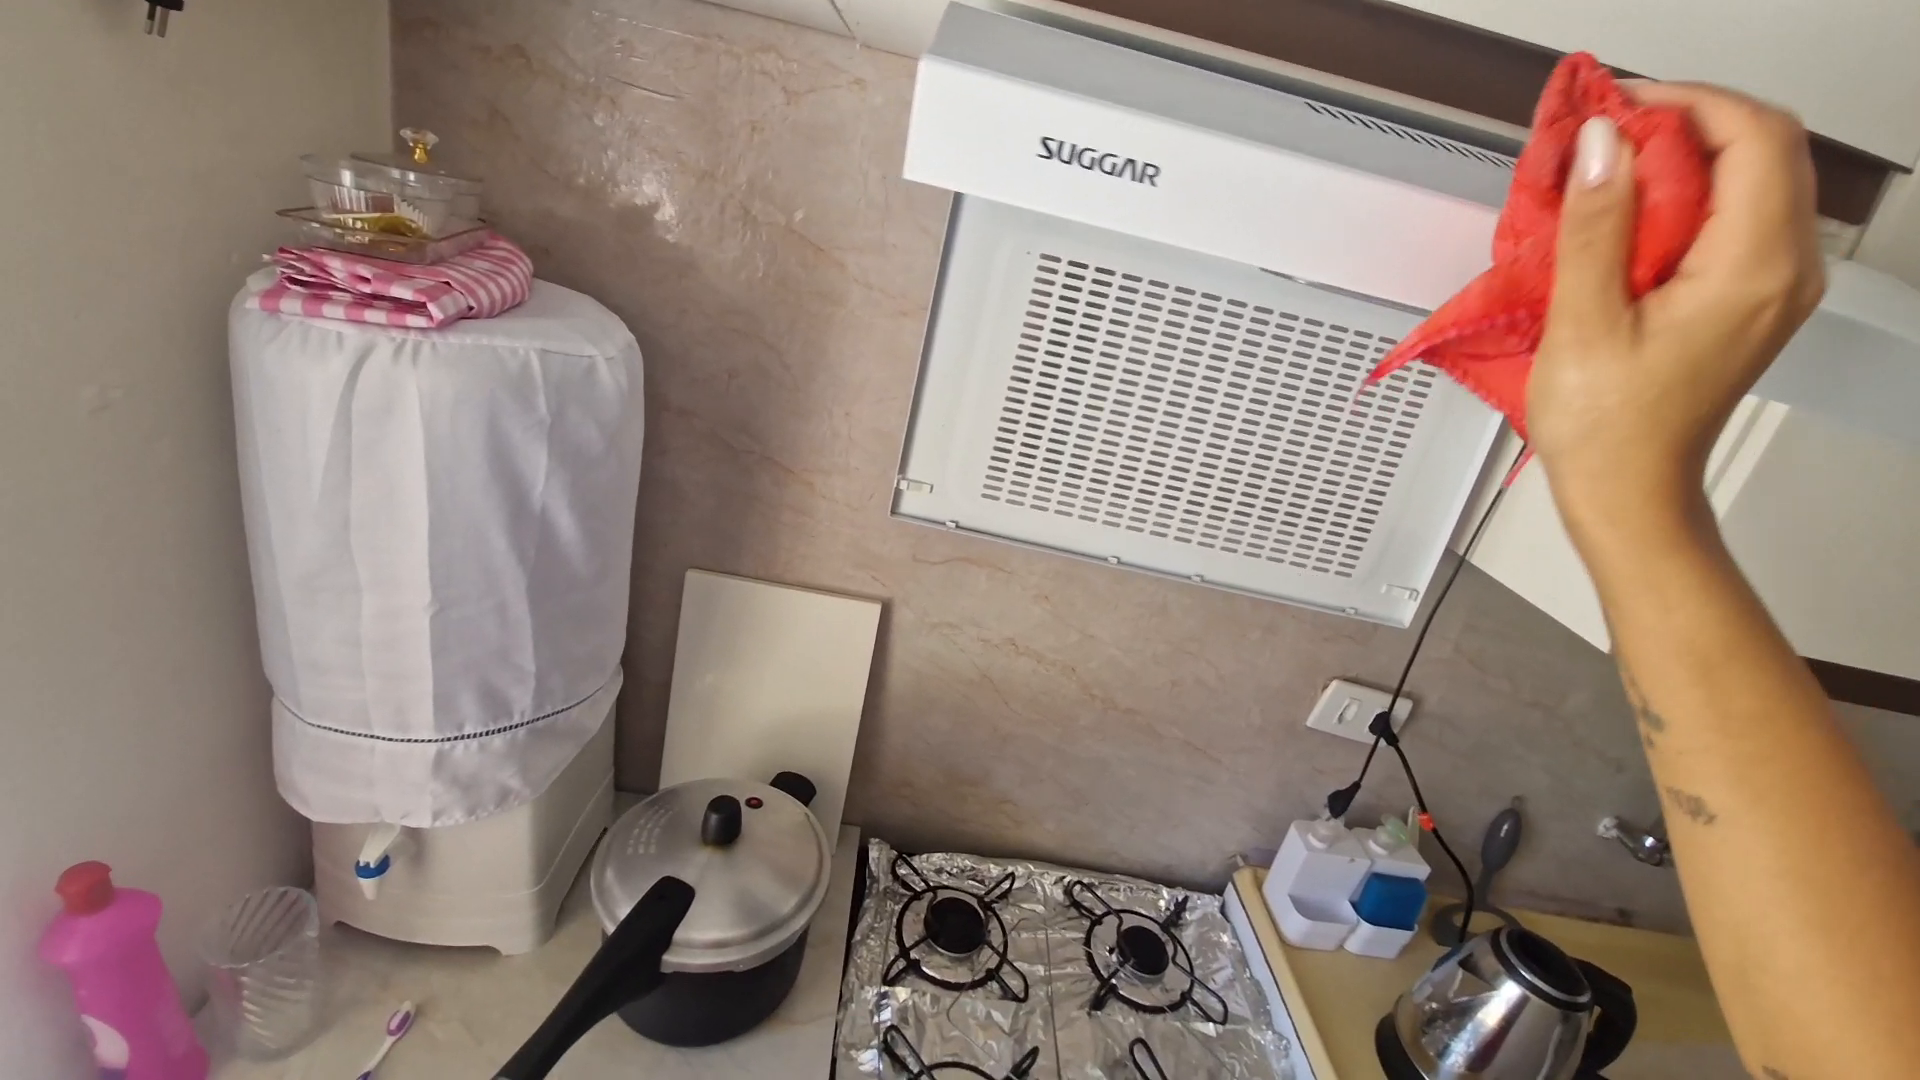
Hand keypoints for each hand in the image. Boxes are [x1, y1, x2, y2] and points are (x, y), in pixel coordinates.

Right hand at [1528, 82, 1825, 534]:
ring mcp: (1773, 286)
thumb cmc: (1602, 424)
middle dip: (1685, 126)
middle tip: (1605, 137)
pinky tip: (1628, 222)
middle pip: (1763, 153)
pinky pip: (1733, 225)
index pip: (1754, 138)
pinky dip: (1683, 205)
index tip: (1617, 106)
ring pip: (1750, 186)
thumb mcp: (1583, 324)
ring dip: (1682, 165)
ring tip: (1607, 176)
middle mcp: (1785, 268)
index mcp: (1752, 267)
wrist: (1627, 490)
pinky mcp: (1747, 303)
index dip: (1688, 104)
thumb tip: (1604, 145)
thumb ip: (1597, 229)